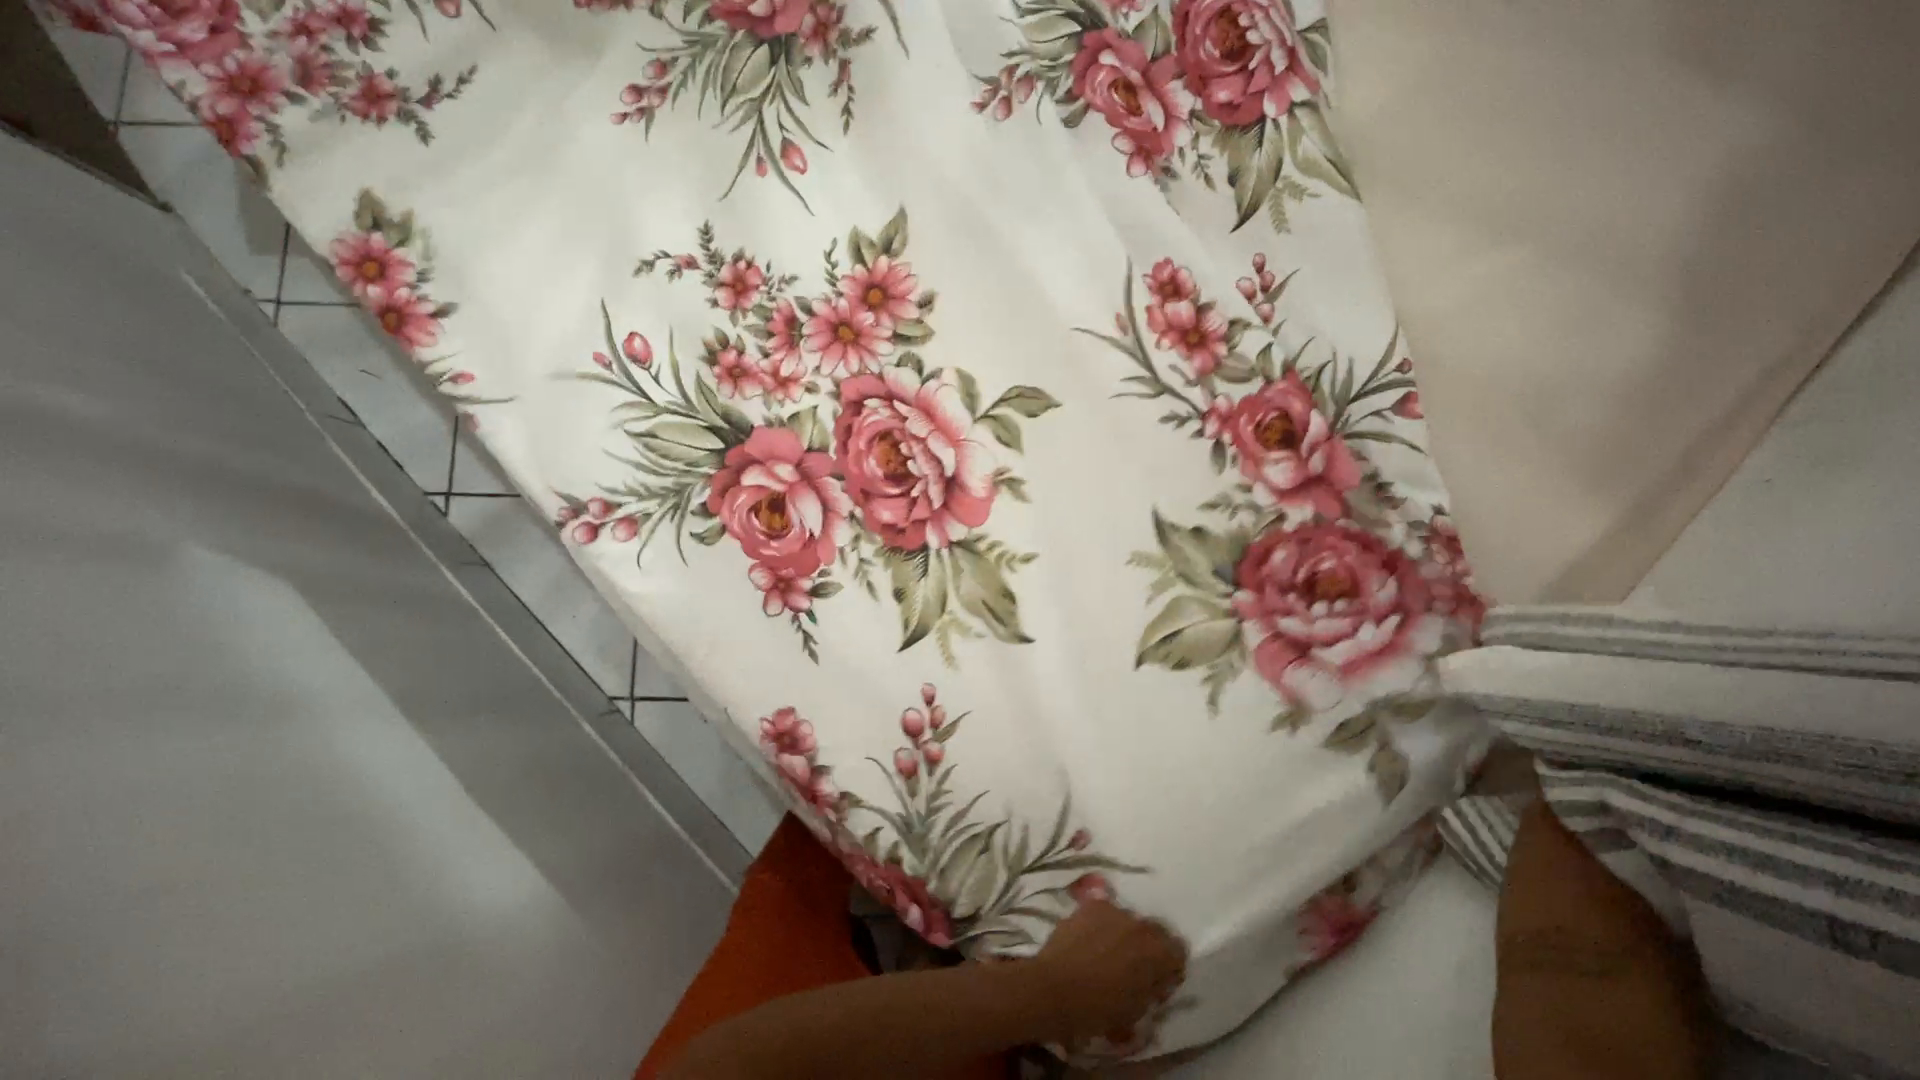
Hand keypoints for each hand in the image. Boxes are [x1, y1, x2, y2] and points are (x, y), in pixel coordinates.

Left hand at [1031, 899, 1187, 1043]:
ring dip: (1124, 935)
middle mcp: (1143, 925)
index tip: (1155, 983)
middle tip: (1131, 969)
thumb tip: (1156, 981)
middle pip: (1155, 933)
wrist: (1053, 989)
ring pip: (1128, 921)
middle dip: (1147, 948)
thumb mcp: (1136, 1010)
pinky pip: (1104, 914)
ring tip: (1105, 954)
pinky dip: (1101, 925)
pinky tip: (1088, 942)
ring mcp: (1115, 911)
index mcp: (1160, 953)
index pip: (1178, 952)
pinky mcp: (1090, 905)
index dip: (1168, 969)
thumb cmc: (1098, 1009)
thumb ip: (1152, 990)